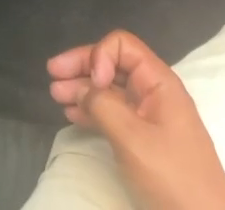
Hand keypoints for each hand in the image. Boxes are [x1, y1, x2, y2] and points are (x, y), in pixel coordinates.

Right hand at [47, 30, 224, 209]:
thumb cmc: (172, 178)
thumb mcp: (133, 139)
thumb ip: (103, 105)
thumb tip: (83, 87)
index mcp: (160, 83)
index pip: (123, 46)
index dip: (100, 56)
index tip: (90, 83)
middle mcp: (155, 93)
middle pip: (114, 64)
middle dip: (83, 66)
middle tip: (52, 73)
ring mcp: (151, 118)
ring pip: (112, 89)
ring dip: (83, 88)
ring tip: (56, 95)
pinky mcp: (147, 140)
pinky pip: (115, 113)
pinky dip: (93, 109)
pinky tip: (73, 114)